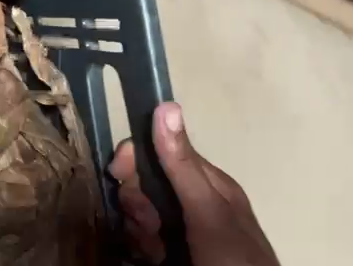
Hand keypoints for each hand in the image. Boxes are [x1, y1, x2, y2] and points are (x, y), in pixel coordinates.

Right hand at [108, 102, 278, 265]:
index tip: (117, 174)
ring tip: (154, 251)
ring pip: (137, 211)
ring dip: (136, 228)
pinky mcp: (172, 254)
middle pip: (142, 182)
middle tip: (149, 225)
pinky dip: (139, 246)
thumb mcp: (209, 213)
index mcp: (207, 184)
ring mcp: (183, 231)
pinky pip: (140, 238)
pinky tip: (152, 257)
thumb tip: (166, 104)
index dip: (131, 158)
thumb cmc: (234, 263)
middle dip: (135, 200)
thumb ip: (182, 165)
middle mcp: (193, 203)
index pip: (156, 150)